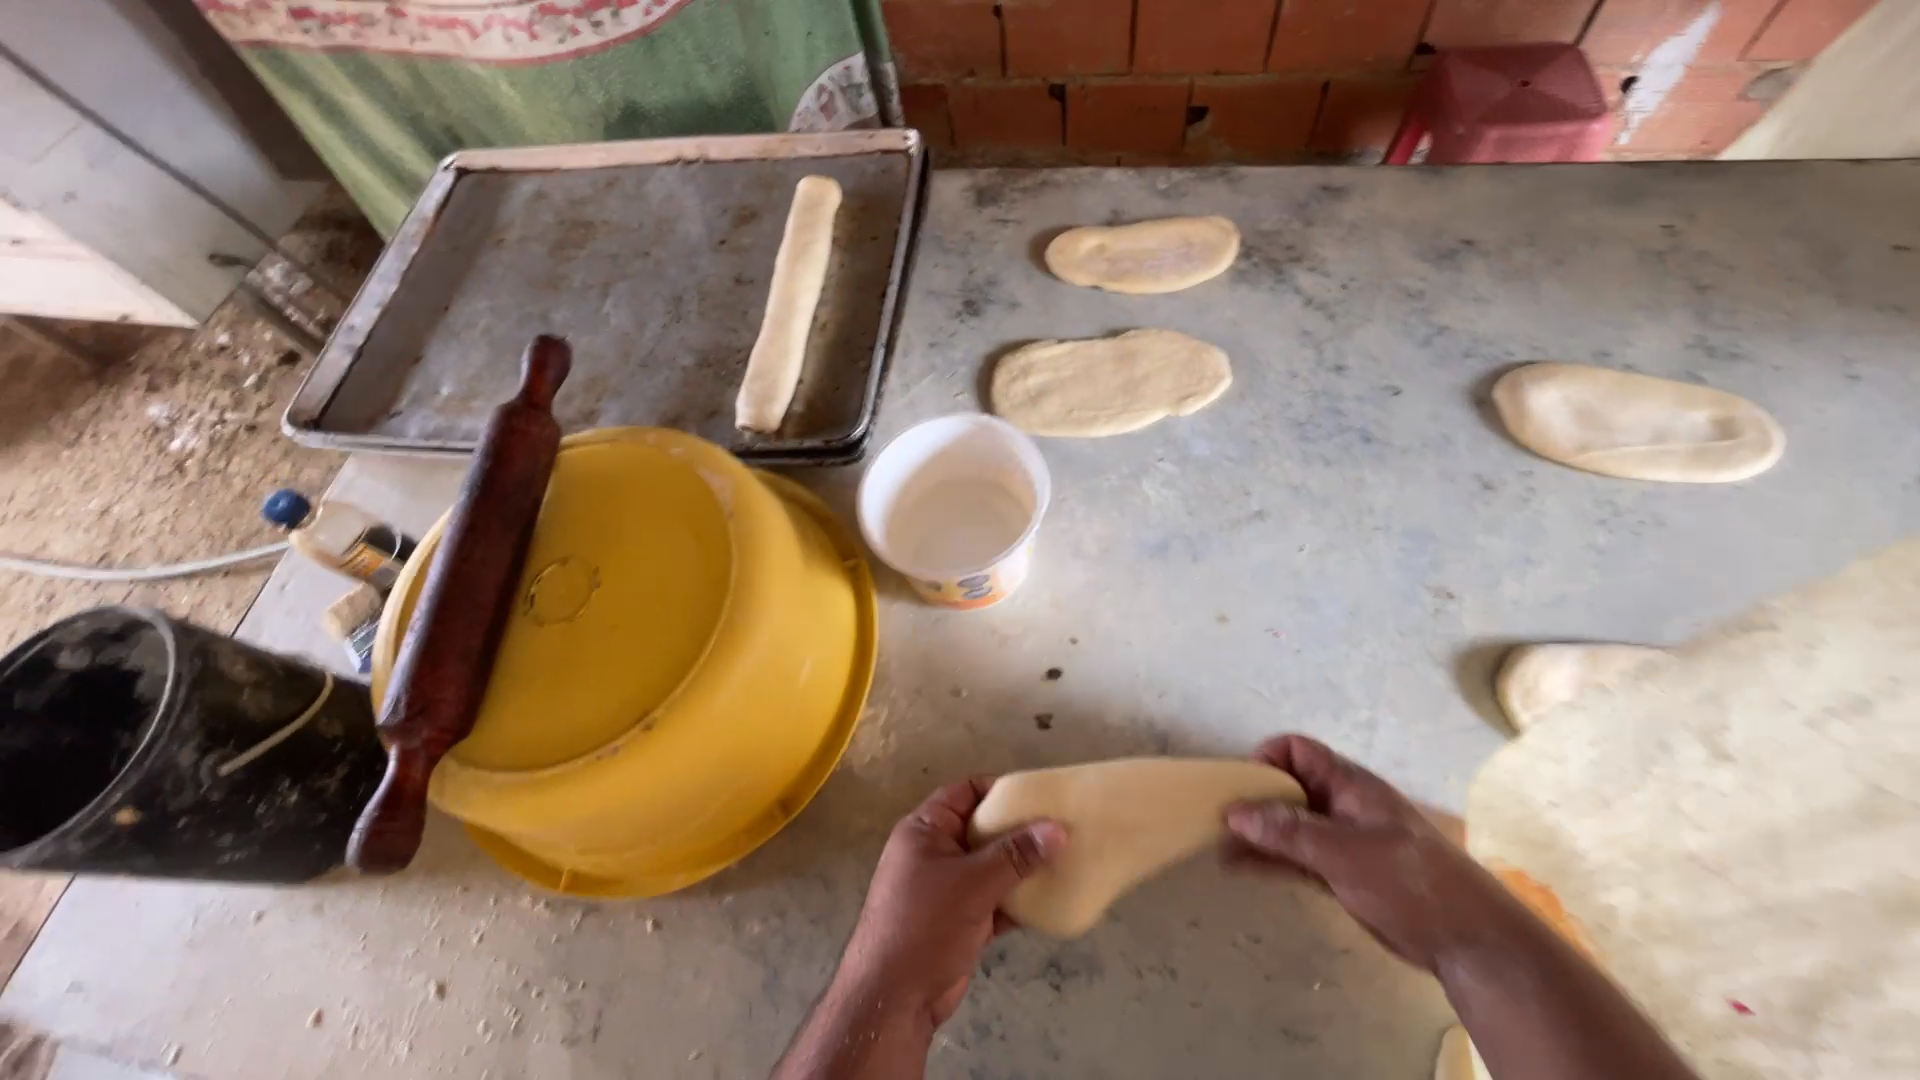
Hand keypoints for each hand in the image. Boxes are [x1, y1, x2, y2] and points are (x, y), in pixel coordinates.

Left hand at [833, 778, 1066, 1028]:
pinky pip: (997, 899)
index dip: (1000, 789)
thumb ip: (1016, 855)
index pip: (965, 792)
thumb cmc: (924, 924)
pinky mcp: (962, 921)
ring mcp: (949, 889)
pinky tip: (1051, 899)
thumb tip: (1058, 829)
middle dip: (1020, 829)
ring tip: (1065, 859)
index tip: (1039, 795)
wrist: (895, 999)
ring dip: (1023, 867)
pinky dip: (1019, 899)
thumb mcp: (972, 883)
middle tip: (1061, 827)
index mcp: (925, 829)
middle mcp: (936, 853)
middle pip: (983, 829)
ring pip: (993, 867)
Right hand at [1225, 734, 1525, 973]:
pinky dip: (1267, 859)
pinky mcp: (1338, 873)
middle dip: (1251, 799)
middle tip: (1218, 819)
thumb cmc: (1411, 883)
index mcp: (1349, 786)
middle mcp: (1340, 806)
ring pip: (1286, 826)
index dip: (1266, 760)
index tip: (1241, 787)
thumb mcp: (1345, 854)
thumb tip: (1235, 812)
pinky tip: (1237, 867)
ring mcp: (1339, 841)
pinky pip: (1293, 857)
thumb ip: (1290, 833)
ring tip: (1215, 845)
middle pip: (1286, 788)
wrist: (1468, 942)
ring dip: (1254, 834)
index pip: (1297, 751)